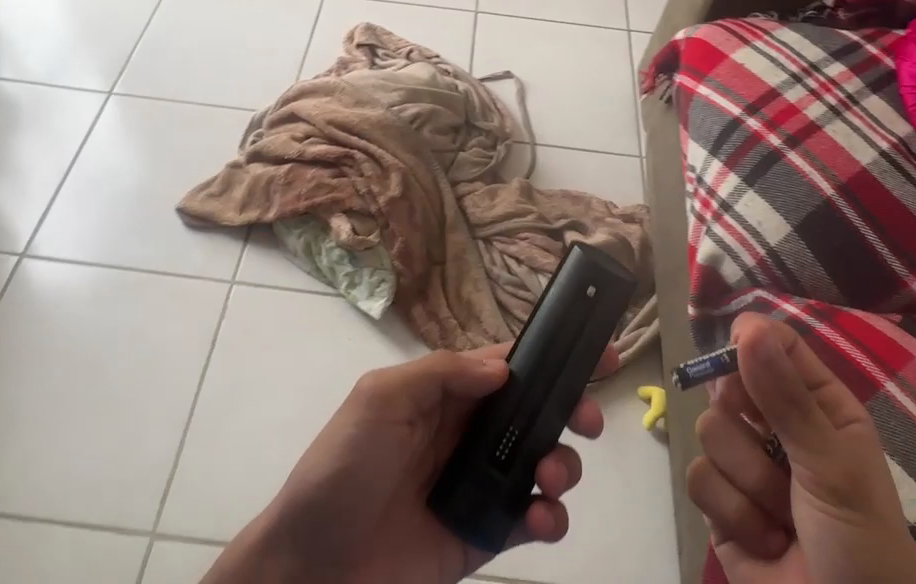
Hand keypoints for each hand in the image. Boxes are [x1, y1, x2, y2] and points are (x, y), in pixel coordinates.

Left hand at [207, 342, 616, 583]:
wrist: (313, 564)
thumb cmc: (341, 469)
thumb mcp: (378, 400)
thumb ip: (439, 374)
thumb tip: (503, 366)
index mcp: (443, 394)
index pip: (506, 365)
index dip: (552, 355)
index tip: (601, 352)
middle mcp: (466, 434)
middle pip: (536, 413)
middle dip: (572, 409)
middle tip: (590, 420)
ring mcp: (477, 485)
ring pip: (543, 464)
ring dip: (564, 464)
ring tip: (550, 476)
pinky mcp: (482, 535)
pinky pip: (531, 520)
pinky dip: (551, 518)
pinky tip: (540, 518)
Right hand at [686, 315, 915, 583]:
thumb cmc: (862, 543)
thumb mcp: (833, 467)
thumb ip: (786, 399)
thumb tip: (746, 327)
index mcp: (818, 405)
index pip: (773, 345)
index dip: (749, 342)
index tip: (738, 353)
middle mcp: (778, 426)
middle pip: (725, 386)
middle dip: (748, 428)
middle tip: (778, 455)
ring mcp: (746, 466)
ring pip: (708, 432)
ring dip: (749, 482)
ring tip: (784, 516)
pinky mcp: (721, 505)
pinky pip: (698, 478)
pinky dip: (733, 513)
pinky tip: (766, 539)